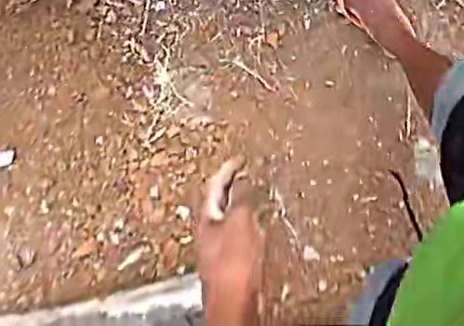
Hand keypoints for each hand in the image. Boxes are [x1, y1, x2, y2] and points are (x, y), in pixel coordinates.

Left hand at [196, 157, 262, 325]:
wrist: (234, 305)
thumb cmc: (233, 262)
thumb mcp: (240, 218)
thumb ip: (241, 196)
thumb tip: (243, 178)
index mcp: (205, 218)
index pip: (214, 185)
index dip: (227, 169)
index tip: (239, 159)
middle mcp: (207, 233)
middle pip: (219, 202)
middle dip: (233, 187)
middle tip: (247, 174)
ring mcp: (216, 250)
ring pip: (228, 219)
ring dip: (241, 205)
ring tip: (256, 196)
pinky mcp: (229, 264)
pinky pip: (237, 235)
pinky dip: (247, 224)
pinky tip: (258, 226)